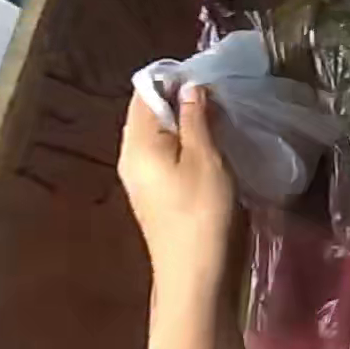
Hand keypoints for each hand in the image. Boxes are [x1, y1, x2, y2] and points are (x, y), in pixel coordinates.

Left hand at [119, 86, 238, 305]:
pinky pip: (165, 151)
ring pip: (160, 132)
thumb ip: (196, 118)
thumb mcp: (206, 157)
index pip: (145, 92)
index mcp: (137, 143)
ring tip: (219, 115)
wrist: (194, 273)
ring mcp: (141, 176)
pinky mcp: (154, 190)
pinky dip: (185, 140)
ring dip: (186, 119)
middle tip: (219, 93)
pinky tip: (211, 144)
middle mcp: (130, 156)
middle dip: (181, 97)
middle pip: (150, 111)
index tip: (208, 75)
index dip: (174, 78)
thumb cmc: (202, 211)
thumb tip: (191, 86)